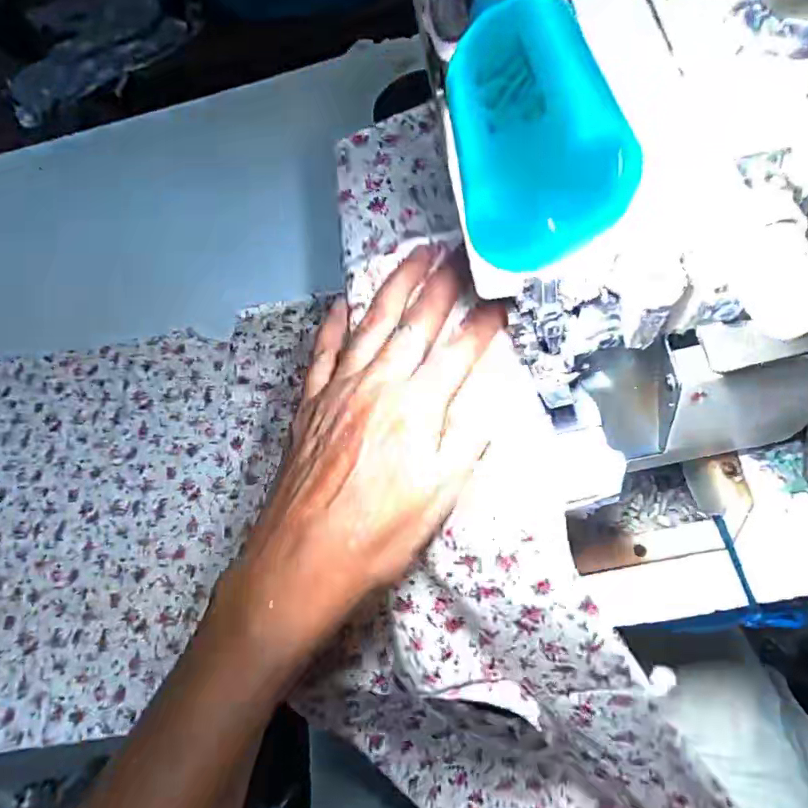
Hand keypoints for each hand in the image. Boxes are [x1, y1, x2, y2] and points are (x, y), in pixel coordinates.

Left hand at [208, 244, 504, 670]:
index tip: (503, 295)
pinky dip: (333, 325)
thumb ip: (464, 444)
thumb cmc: (377, 535)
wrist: (303, 557)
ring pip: (369, 324)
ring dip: (393, 286)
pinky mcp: (311, 405)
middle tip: (458, 251)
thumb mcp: (438, 498)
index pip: (459, 351)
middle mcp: (376, 386)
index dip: (485, 322)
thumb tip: (483, 406)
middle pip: (414, 322)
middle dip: (441, 283)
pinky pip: (322, 353)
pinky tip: (341, 305)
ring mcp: (338, 391)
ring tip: (412, 256)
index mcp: (415, 409)